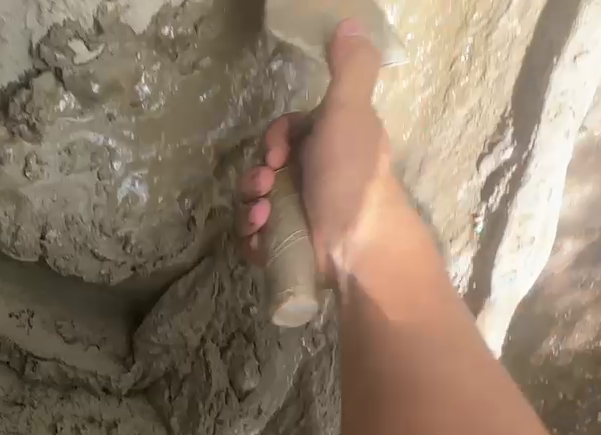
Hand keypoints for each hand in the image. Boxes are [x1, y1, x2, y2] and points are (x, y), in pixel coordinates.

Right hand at [239, 19, 408, 283]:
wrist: (352, 245)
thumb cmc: (353, 177)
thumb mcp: (351, 113)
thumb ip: (349, 68)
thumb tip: (348, 22)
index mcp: (328, 144)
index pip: (284, 133)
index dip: (274, 138)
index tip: (277, 151)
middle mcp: (310, 176)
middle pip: (261, 167)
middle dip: (254, 175)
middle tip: (265, 184)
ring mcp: (292, 212)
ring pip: (250, 202)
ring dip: (247, 205)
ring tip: (262, 216)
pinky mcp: (278, 244)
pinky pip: (249, 234)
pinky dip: (249, 234)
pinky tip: (261, 235)